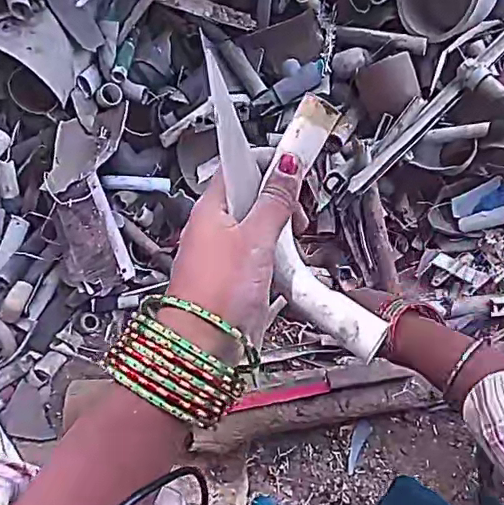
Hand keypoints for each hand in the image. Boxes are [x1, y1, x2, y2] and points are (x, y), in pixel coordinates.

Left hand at [163, 152, 305, 356]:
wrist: (205, 343)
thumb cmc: (216, 293)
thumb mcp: (255, 237)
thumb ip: (274, 200)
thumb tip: (287, 166)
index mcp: (211, 208)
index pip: (239, 165)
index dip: (268, 161)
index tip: (295, 162)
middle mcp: (215, 227)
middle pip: (253, 196)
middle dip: (281, 200)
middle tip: (298, 211)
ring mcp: (227, 253)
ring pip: (261, 227)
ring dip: (282, 232)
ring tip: (294, 241)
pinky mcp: (238, 277)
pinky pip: (263, 256)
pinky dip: (279, 257)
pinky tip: (286, 266)